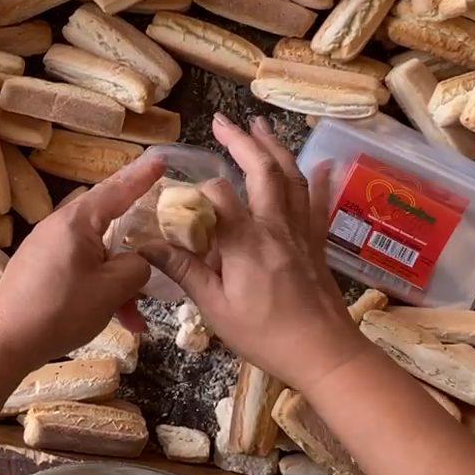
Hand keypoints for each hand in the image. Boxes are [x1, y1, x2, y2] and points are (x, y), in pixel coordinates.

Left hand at [0, 155, 164, 370]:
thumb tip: (138, 262)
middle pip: (105, 216)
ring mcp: (46, 247)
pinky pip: (80, 267)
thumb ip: (136, 268)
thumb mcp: (111, 289)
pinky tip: (117, 318)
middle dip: (134, 224)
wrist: (4, 342)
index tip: (161, 160)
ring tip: (137, 311)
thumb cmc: (60, 310)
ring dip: (119, 278)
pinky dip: (101, 287)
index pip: (117, 190)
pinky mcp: (40, 269)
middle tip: (157, 211)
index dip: (142, 176)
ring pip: (95, 251)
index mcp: (77, 221)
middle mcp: (59, 226)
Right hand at [138, 115, 372, 394]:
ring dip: (275, 148)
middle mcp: (275, 225)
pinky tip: (327, 161)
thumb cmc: (265, 334)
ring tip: (261, 125)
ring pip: (291, 178)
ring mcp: (300, 231)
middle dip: (241, 142)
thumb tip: (148, 247)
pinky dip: (322, 180)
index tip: (180, 199)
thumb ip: (185, 271)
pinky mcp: (318, 242)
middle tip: (222, 121)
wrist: (324, 353)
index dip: (196, 191)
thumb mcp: (216, 308)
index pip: (217, 195)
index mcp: (245, 240)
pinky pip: (319, 204)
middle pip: (261, 171)